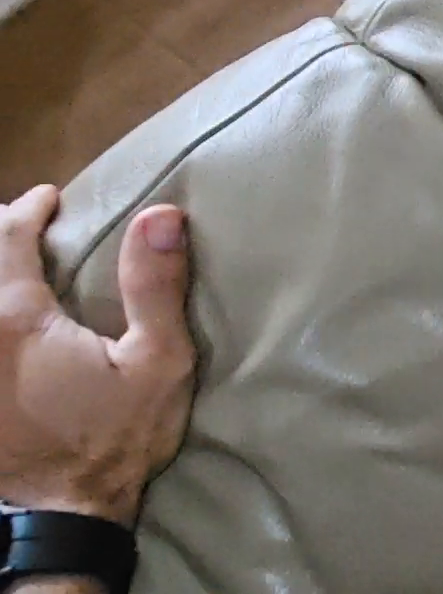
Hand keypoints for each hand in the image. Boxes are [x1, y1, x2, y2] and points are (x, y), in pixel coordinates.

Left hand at [0, 186, 194, 526]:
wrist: (59, 509)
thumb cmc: (119, 429)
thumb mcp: (158, 356)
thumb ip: (154, 285)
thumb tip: (161, 214)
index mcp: (15, 321)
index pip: (4, 245)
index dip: (24, 214)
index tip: (49, 198)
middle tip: (20, 221)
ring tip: (4, 262)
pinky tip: (5, 313)